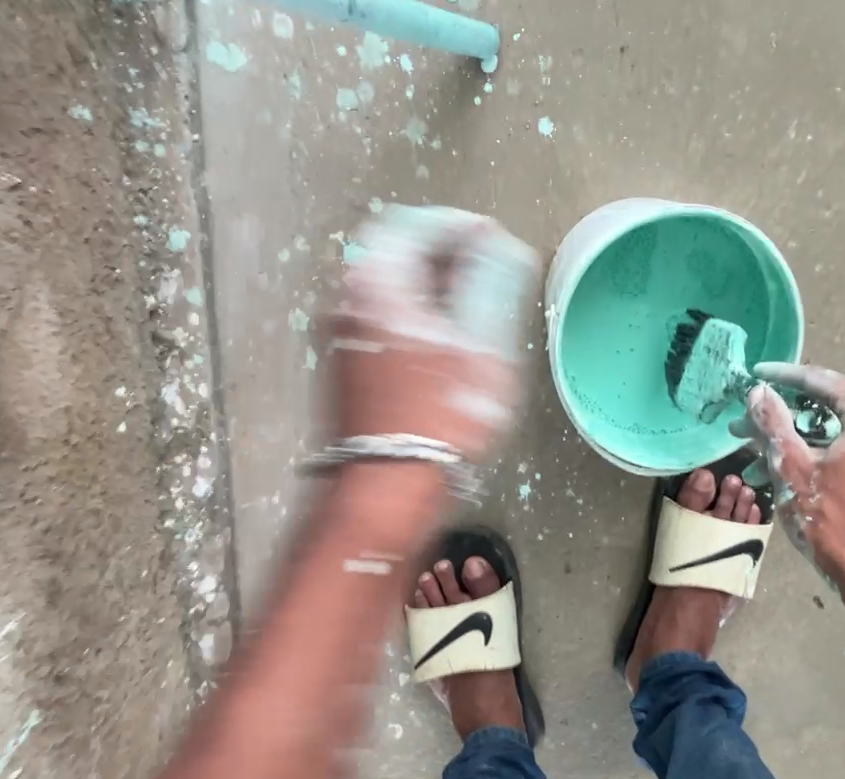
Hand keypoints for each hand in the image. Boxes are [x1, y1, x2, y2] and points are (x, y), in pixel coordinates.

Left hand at [320, 206, 539, 463]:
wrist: (386, 487)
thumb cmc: (436, 419)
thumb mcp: (480, 346)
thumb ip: (492, 284)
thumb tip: (502, 247)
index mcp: (376, 282)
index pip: (416, 224)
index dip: (460, 225)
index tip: (493, 237)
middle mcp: (348, 300)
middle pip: (397, 254)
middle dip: (445, 253)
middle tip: (485, 266)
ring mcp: (342, 336)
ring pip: (390, 289)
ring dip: (431, 287)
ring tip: (474, 305)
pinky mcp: (348, 366)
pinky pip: (384, 320)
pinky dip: (416, 315)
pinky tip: (446, 342)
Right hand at [731, 363, 844, 590]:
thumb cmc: (838, 524)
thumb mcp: (794, 471)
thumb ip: (773, 425)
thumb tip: (758, 393)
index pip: (817, 380)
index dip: (780, 378)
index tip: (755, 376)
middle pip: (830, 406)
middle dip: (786, 416)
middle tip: (749, 426)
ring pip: (843, 431)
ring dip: (803, 440)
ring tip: (764, 457)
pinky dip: (828, 454)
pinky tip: (800, 472)